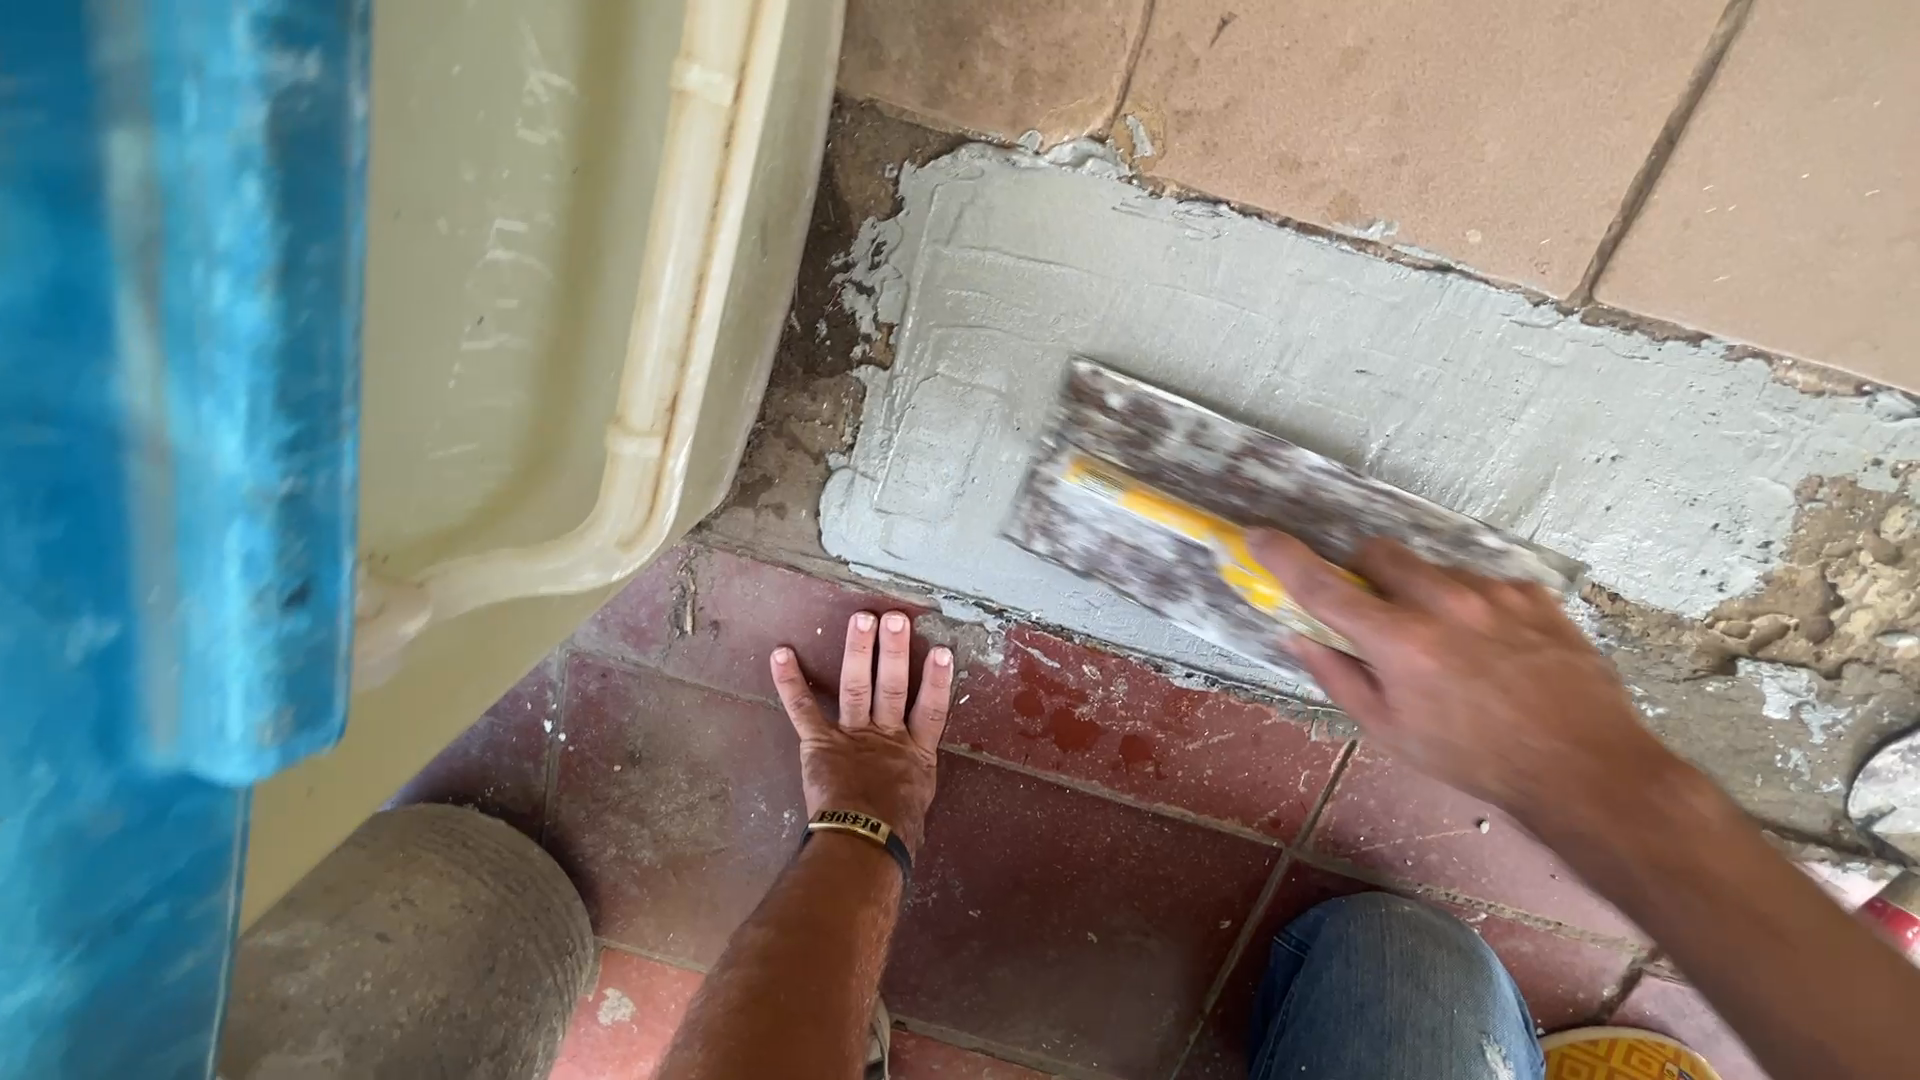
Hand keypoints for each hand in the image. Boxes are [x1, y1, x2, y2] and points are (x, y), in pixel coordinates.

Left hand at [768, 610, 951, 855]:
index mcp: (915, 753)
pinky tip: (781, 653)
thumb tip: (909, 789)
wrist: (863, 845)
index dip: (937, 681)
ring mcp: (853, 736)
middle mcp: (887, 736)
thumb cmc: (894, 834)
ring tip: (861, 619)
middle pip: (893, 687)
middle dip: (894, 652)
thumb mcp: (914, 805)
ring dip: (858, 651)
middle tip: (895, 619)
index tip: (943, 651)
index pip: (931, 710)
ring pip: (857, 687)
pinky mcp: (820, 744)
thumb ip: (912, 783)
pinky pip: (803, 710)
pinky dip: (790, 682)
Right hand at [1248, 531, 1677, 820]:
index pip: (1323, 587)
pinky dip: (1468, 603)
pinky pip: (1480, 580)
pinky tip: (1489, 644)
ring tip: (1446, 640)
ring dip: (1419, 592)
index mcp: (1399, 642)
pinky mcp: (1532, 594)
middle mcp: (1443, 604)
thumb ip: (1336, 676)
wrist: (1586, 768)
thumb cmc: (1473, 757)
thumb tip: (1296, 638)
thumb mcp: (1389, 731)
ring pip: (1430, 567)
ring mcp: (1493, 593)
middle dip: (1362, 572)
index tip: (1257, 536)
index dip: (1283, 557)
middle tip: (1374, 610)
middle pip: (1377, 552)